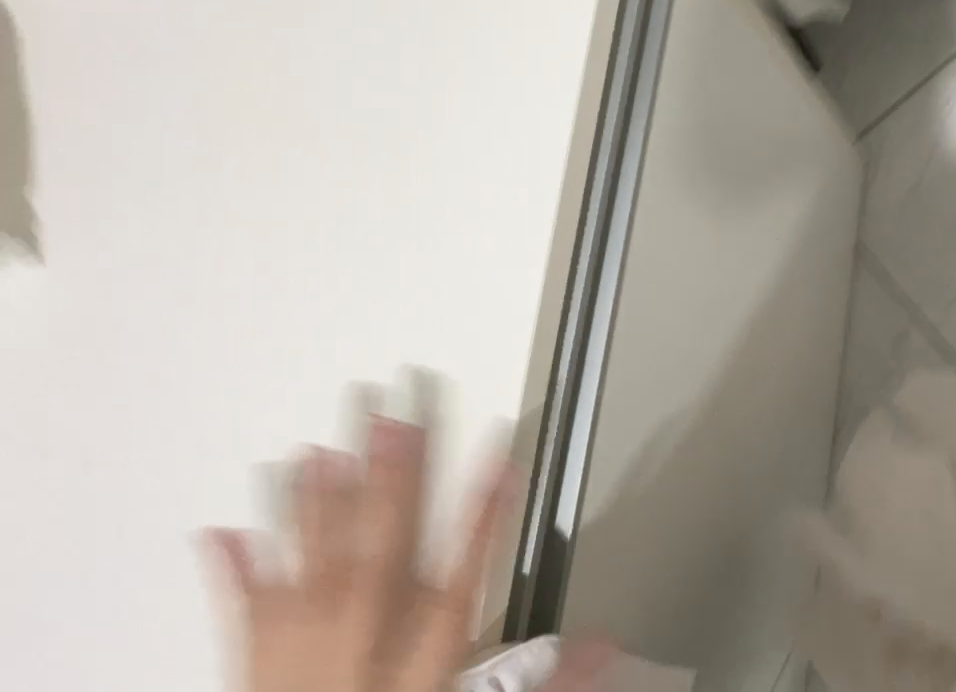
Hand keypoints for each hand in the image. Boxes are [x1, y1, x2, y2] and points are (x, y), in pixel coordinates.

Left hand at [202, 410, 600, 691]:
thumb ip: (537, 673)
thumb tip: (606, 644)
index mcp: (422, 661)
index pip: (465, 573)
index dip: (487, 512)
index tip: (504, 455)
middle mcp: (361, 646)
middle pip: (383, 551)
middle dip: (393, 480)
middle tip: (399, 417)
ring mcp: (300, 654)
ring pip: (313, 566)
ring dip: (319, 503)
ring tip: (322, 445)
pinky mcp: (251, 669)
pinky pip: (244, 614)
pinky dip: (233, 570)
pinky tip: (220, 528)